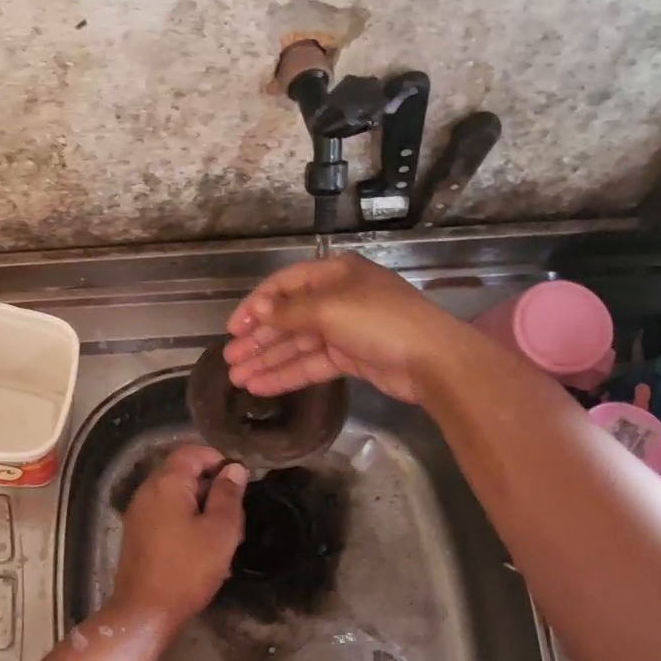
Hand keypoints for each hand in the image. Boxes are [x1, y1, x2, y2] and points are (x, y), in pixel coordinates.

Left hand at [110, 444, 247, 627]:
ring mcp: (138, 513)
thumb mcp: (220, 531)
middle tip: (236, 516)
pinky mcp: (137, 535)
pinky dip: (186, 524)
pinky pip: (166, 516)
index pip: (192, 452)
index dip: (218, 460)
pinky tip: (202, 550)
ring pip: (176, 497)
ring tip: (223, 538)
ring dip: (202, 510)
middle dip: (212, 489)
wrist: (144, 612)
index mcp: (166, 483)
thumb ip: (229, 495)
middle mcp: (147, 491)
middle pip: (183, 474)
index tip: (240, 482)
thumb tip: (234, 468)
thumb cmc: (187, 569)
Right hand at [224, 253, 455, 402]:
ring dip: (267, 361)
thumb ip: (288, 312)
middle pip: (288, 318)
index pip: (284, 285)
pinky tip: (262, 386)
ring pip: (297, 344)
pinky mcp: (351, 358)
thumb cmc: (379, 321)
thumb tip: (257, 310)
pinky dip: (287, 374)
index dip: (256, 306)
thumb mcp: (329, 309)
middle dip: (258, 339)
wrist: (431, 360)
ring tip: (237, 378)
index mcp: (335, 274)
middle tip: (230, 359)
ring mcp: (344, 329)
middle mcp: (337, 298)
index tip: (233, 329)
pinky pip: (311, 364)